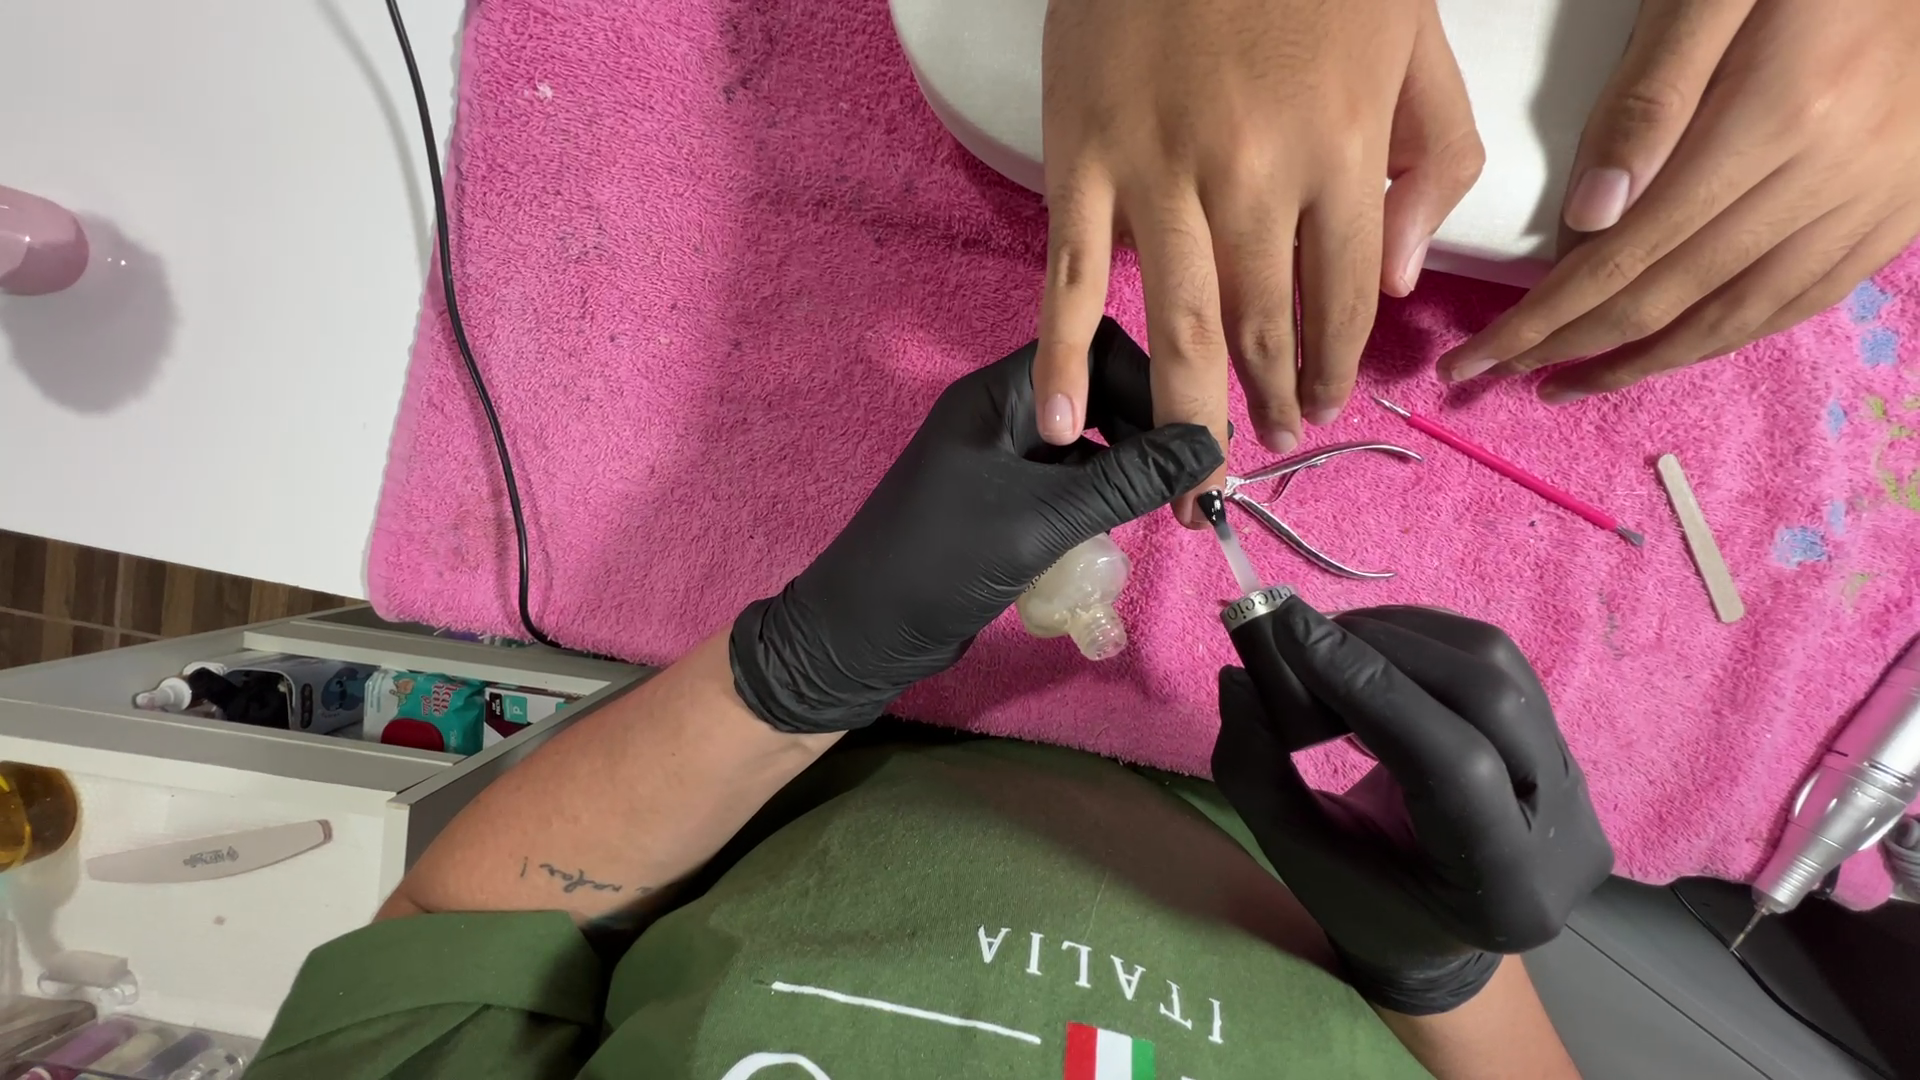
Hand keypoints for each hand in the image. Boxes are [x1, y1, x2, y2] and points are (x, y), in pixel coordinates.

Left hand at [730, 319, 1221, 733]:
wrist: (866, 634)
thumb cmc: (942, 563)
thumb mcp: (1039, 519)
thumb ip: (1124, 480)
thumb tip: (1207, 443)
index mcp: (998, 395)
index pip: (1091, 352)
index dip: (1149, 381)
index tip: (1196, 431)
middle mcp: (1002, 417)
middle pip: (1094, 397)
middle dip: (1147, 429)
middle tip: (1195, 475)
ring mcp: (1003, 462)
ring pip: (1086, 445)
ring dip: (1130, 470)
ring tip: (1174, 503)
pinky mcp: (1007, 505)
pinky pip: (1069, 486)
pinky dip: (1103, 500)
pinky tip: (1130, 523)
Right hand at [1036, 0, 1482, 524]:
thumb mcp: (1407, 32)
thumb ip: (1427, 155)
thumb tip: (1403, 278)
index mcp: (1338, 145)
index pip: (1344, 296)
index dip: (1331, 365)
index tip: (1316, 406)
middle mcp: (1250, 180)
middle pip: (1264, 329)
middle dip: (1266, 408)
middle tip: (1259, 455)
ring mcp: (1156, 182)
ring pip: (1181, 326)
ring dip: (1191, 414)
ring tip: (1192, 474)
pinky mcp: (1081, 175)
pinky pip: (1070, 285)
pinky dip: (1064, 363)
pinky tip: (1066, 428)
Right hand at [1212, 600, 1611, 1013]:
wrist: (1432, 922)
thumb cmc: (1359, 898)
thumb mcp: (1290, 847)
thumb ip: (1254, 767)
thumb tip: (1238, 676)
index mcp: (1503, 888)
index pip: (1447, 762)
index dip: (1365, 682)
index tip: (1286, 625)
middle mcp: (1565, 834)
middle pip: (1484, 698)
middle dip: (1378, 647)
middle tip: (1295, 630)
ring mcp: (1577, 784)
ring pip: (1493, 664)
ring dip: (1396, 632)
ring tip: (1326, 640)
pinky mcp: (1559, 743)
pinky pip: (1493, 659)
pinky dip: (1417, 636)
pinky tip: (1368, 649)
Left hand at [1441, 0, 1919, 401]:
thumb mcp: (1701, 3)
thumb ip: (1645, 109)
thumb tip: (1586, 221)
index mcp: (1776, 122)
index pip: (1616, 262)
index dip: (1534, 324)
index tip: (1471, 362)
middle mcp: (1838, 171)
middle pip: (1663, 300)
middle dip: (1564, 349)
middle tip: (1497, 373)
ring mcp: (1885, 191)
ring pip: (1735, 319)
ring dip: (1636, 366)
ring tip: (1564, 383)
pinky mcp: (1908, 201)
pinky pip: (1804, 300)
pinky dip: (1721, 339)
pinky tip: (1664, 352)